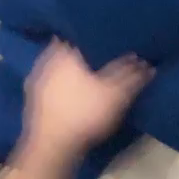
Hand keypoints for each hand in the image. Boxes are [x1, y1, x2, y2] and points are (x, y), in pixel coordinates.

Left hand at [22, 41, 151, 159]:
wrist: (50, 148)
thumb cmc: (84, 113)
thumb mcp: (117, 94)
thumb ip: (132, 75)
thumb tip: (146, 63)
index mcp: (64, 50)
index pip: (79, 31)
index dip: (94, 34)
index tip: (108, 37)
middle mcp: (45, 59)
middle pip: (67, 48)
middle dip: (83, 52)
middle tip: (102, 56)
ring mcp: (35, 79)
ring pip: (57, 66)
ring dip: (71, 70)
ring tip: (90, 74)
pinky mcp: (31, 99)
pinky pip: (50, 83)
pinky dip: (61, 85)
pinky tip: (73, 94)